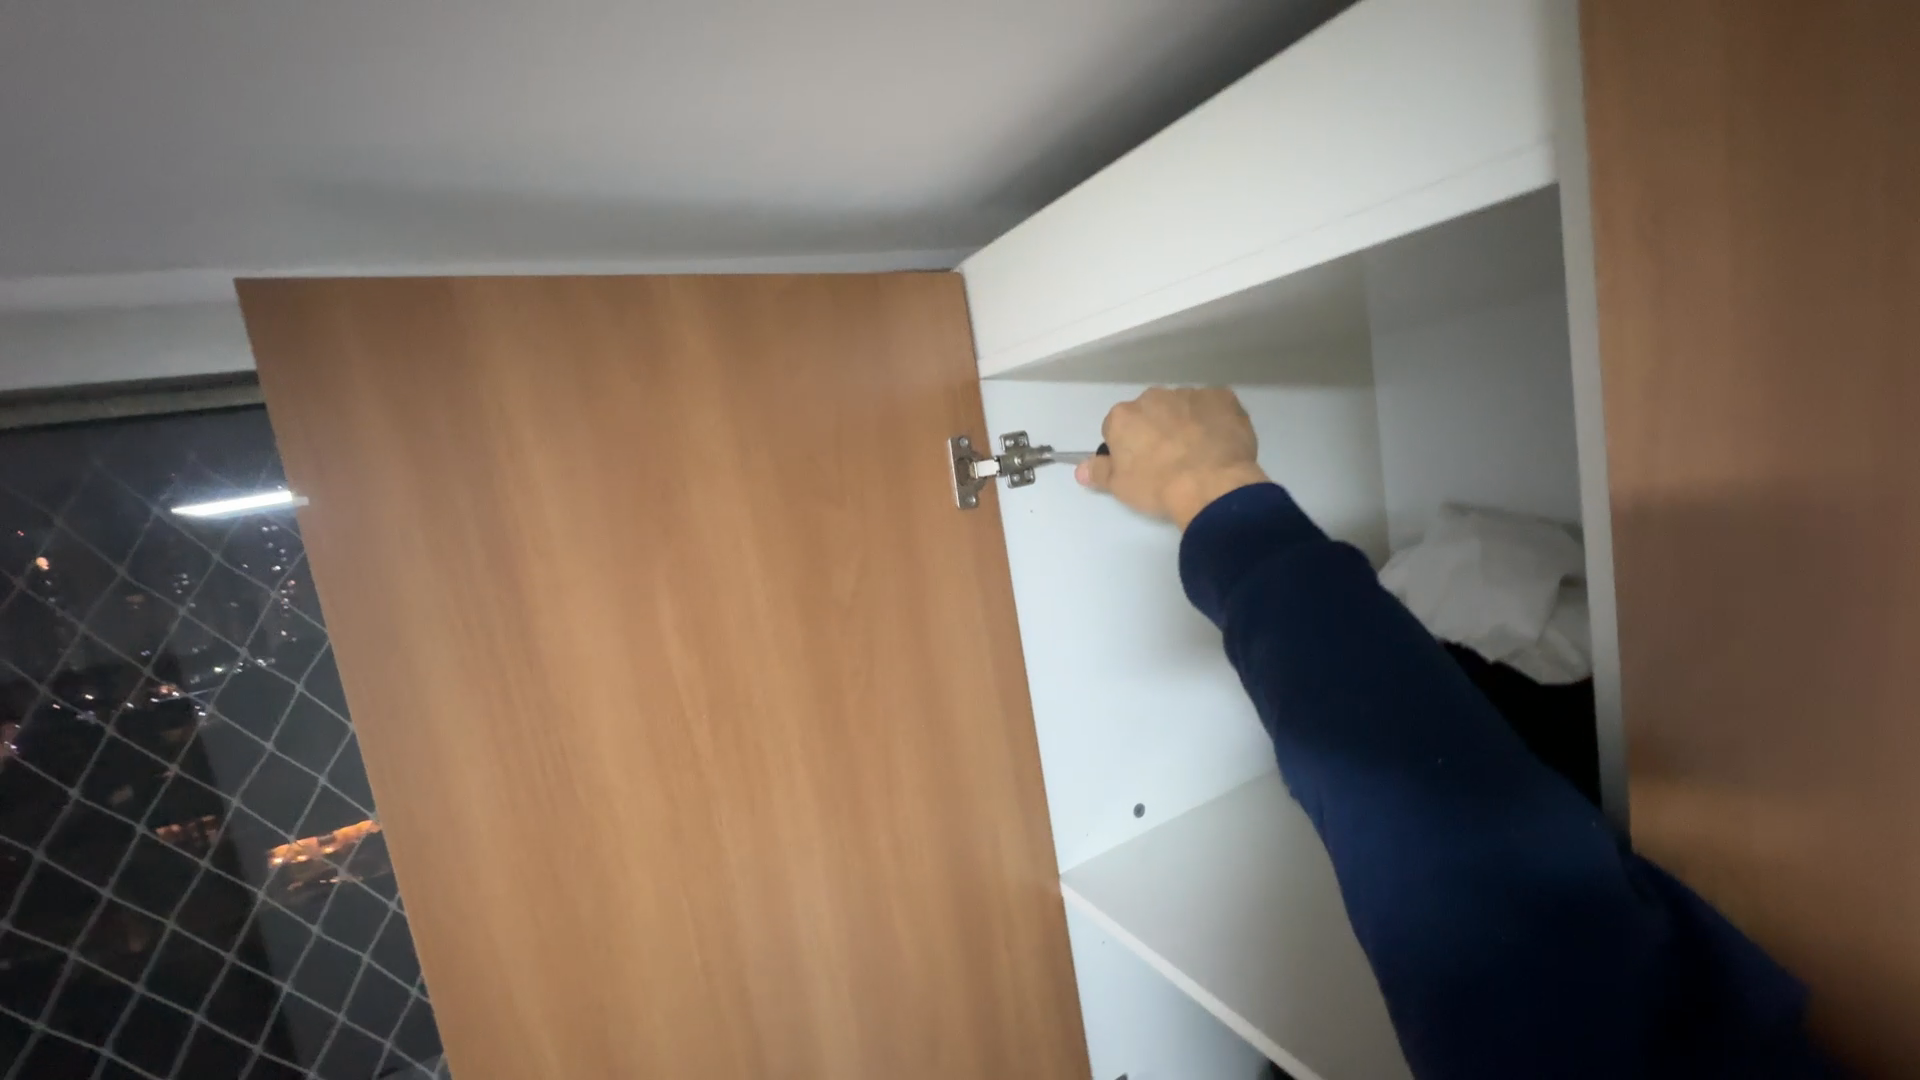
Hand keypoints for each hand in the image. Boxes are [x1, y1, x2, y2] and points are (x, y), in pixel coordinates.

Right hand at [1076, 387, 1270, 527]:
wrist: (1211, 485)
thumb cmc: (1157, 486)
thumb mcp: (1119, 487)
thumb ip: (1098, 472)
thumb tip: (1080, 469)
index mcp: (1123, 416)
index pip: (1117, 428)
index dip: (1127, 448)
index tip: (1139, 467)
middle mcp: (1153, 397)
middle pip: (1150, 413)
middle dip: (1156, 430)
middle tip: (1168, 461)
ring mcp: (1190, 394)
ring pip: (1182, 407)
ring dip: (1185, 423)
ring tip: (1197, 454)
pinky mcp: (1222, 397)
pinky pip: (1213, 406)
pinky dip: (1214, 420)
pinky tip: (1219, 442)